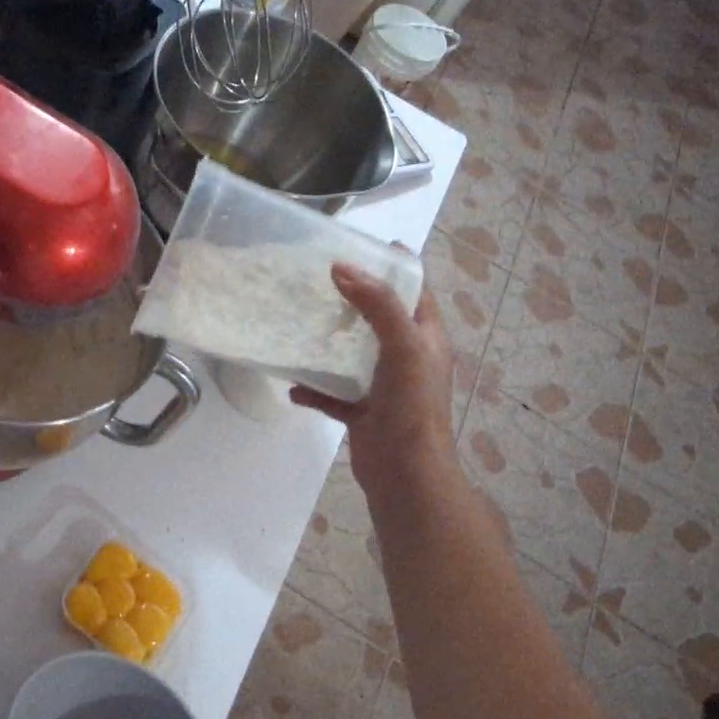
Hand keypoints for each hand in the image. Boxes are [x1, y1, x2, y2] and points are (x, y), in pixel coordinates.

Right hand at [290, 262, 457, 504]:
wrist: (405, 473)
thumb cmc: (411, 407)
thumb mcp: (403, 347)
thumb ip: (378, 306)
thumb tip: (342, 268)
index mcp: (426, 340)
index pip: (415, 291)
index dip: (394, 266)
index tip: (362, 244)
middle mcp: (407, 360)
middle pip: (380, 319)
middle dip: (353, 299)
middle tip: (318, 279)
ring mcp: (384, 388)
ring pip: (354, 356)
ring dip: (329, 342)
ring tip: (299, 322)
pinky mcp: (362, 413)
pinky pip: (333, 395)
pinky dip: (313, 388)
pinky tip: (292, 384)